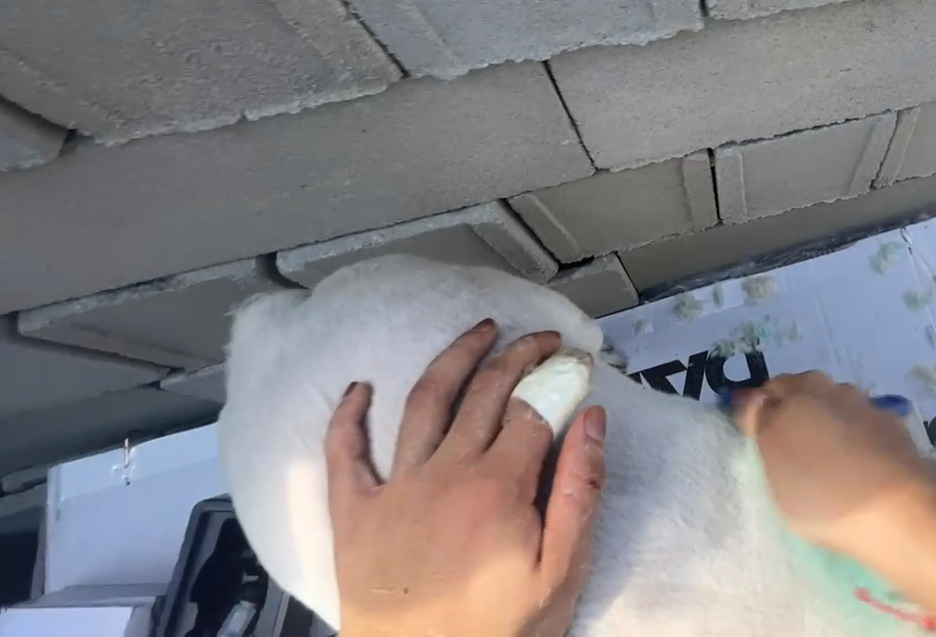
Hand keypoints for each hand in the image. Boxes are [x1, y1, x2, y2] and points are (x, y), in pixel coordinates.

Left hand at [326, 320, 606, 636]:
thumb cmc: (499, 635)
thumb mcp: (561, 575)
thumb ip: (582, 490)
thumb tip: (592, 417)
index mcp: (498, 486)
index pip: (535, 406)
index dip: (559, 375)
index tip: (577, 359)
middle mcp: (445, 473)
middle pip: (487, 390)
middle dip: (520, 353)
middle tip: (543, 339)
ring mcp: (394, 490)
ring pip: (426, 400)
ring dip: (456, 356)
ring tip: (481, 330)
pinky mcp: (353, 515)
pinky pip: (343, 455)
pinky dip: (347, 417)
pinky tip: (359, 387)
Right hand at [733, 372, 935, 636]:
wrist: (918, 529)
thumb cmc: (841, 496)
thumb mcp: (787, 462)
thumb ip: (768, 423)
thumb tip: (756, 401)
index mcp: (825, 399)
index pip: (783, 386)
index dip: (764, 403)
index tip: (748, 423)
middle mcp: (857, 402)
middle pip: (815, 395)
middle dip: (793, 407)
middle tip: (774, 440)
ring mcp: (887, 427)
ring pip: (845, 415)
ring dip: (825, 429)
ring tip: (811, 465)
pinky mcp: (909, 456)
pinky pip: (868, 440)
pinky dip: (851, 451)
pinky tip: (851, 478)